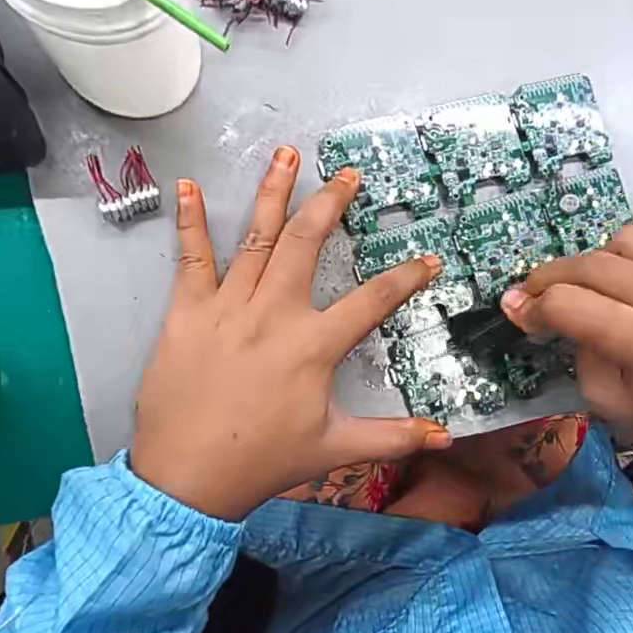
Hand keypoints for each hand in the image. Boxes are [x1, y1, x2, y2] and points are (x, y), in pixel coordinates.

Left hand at [130, 147, 452, 519]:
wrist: (189, 477)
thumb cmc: (264, 462)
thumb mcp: (335, 449)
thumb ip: (392, 438)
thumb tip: (445, 438)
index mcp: (313, 347)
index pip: (371, 301)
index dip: (405, 278)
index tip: (427, 260)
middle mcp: (274, 315)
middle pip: (306, 244)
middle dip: (331, 205)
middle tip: (346, 176)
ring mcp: (228, 308)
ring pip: (255, 239)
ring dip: (273, 193)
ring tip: (286, 155)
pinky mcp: (187, 313)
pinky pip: (191, 260)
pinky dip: (191, 222)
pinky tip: (190, 186)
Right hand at [501, 203, 632, 470]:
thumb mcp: (603, 398)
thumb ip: (576, 345)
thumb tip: (541, 306)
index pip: (569, 303)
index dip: (532, 306)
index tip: (518, 312)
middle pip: (595, 265)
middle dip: (552, 278)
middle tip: (539, 294)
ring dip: (604, 256)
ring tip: (600, 282)